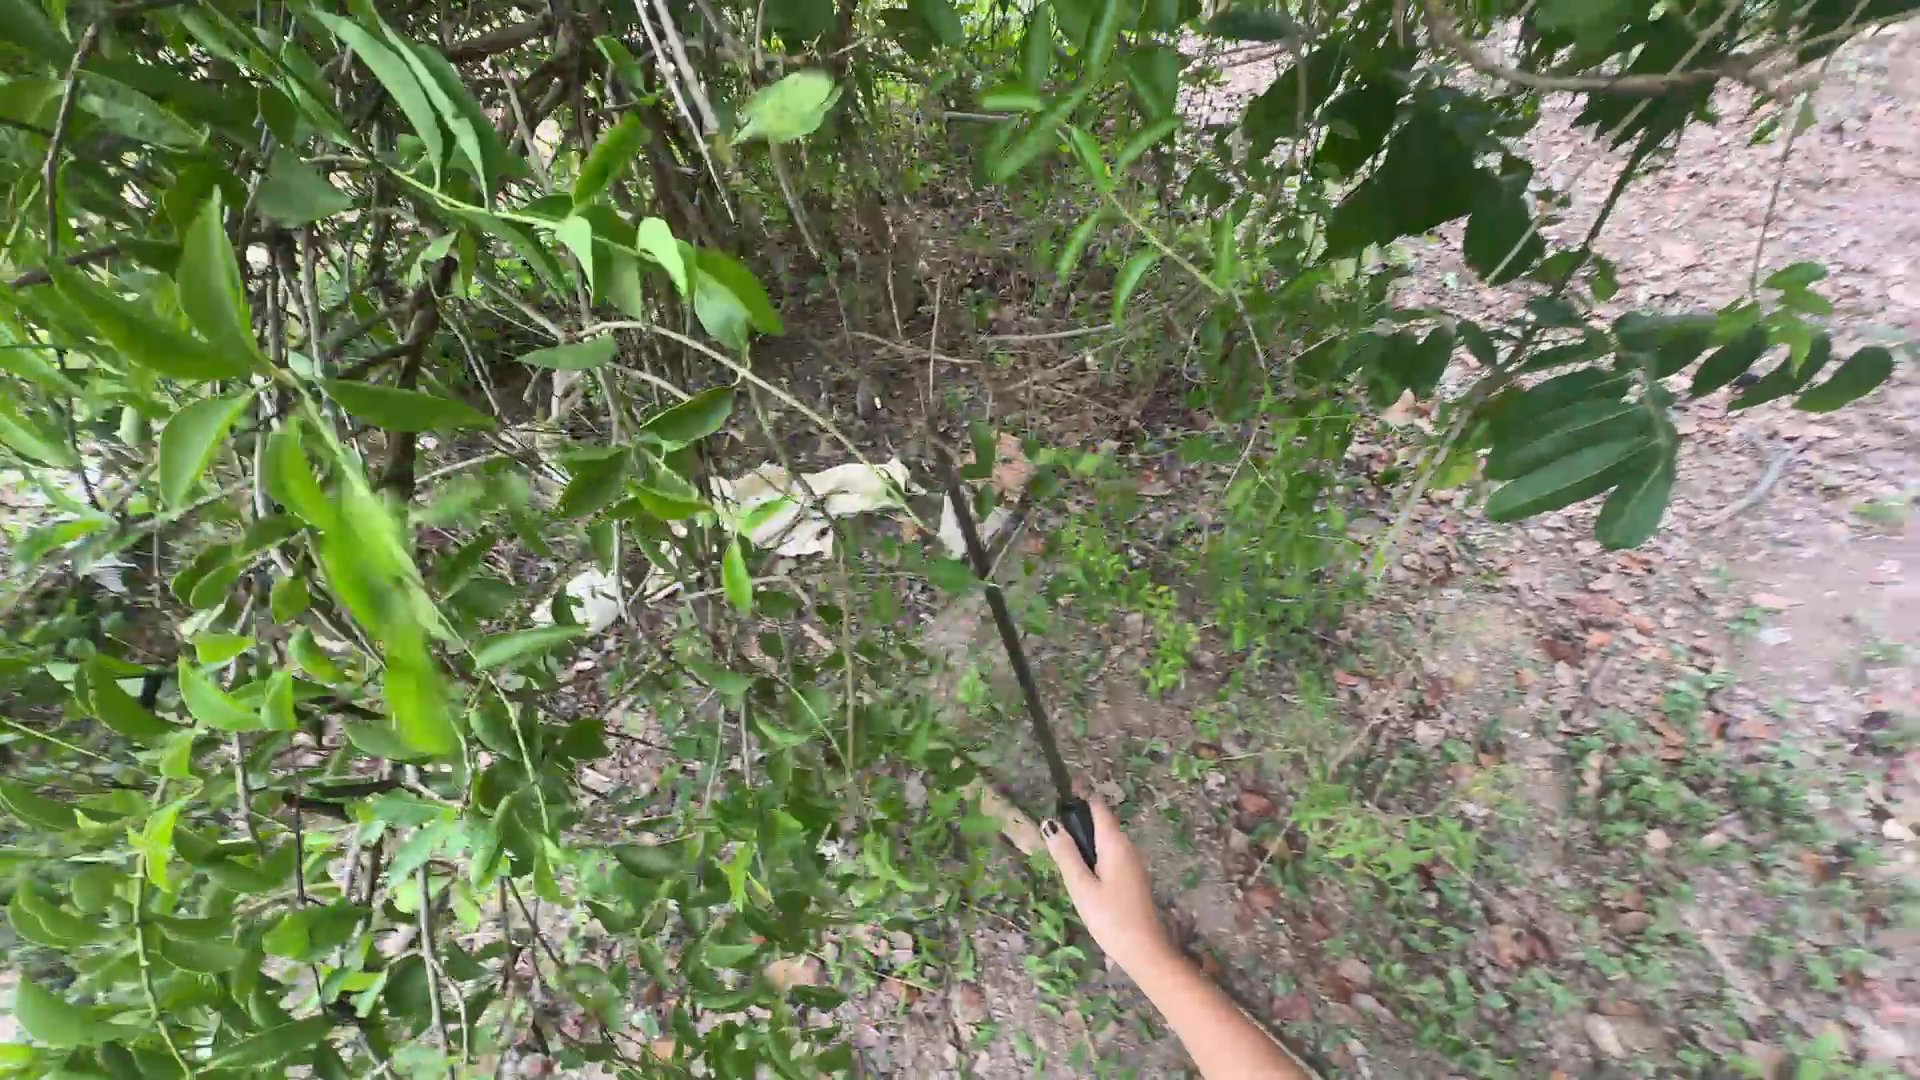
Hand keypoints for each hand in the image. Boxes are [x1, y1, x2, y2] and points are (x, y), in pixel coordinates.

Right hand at [1042, 795, 1172, 973]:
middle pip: (1101, 821)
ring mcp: (1132, 863)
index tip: (1058, 793)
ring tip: (1061, 852)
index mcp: (1114, 842)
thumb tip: (1049, 823)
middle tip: (1052, 829)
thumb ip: (1065, 853)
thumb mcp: (1080, 886)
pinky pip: (1110, 855)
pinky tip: (1081, 873)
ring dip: (1085, 839)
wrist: (1145, 952)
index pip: (1097, 805)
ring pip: (1105, 839)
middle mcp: (1126, 846)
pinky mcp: (1132, 878)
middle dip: (1078, 819)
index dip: (1079, 795)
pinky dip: (1094, 854)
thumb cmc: (1110, 917)